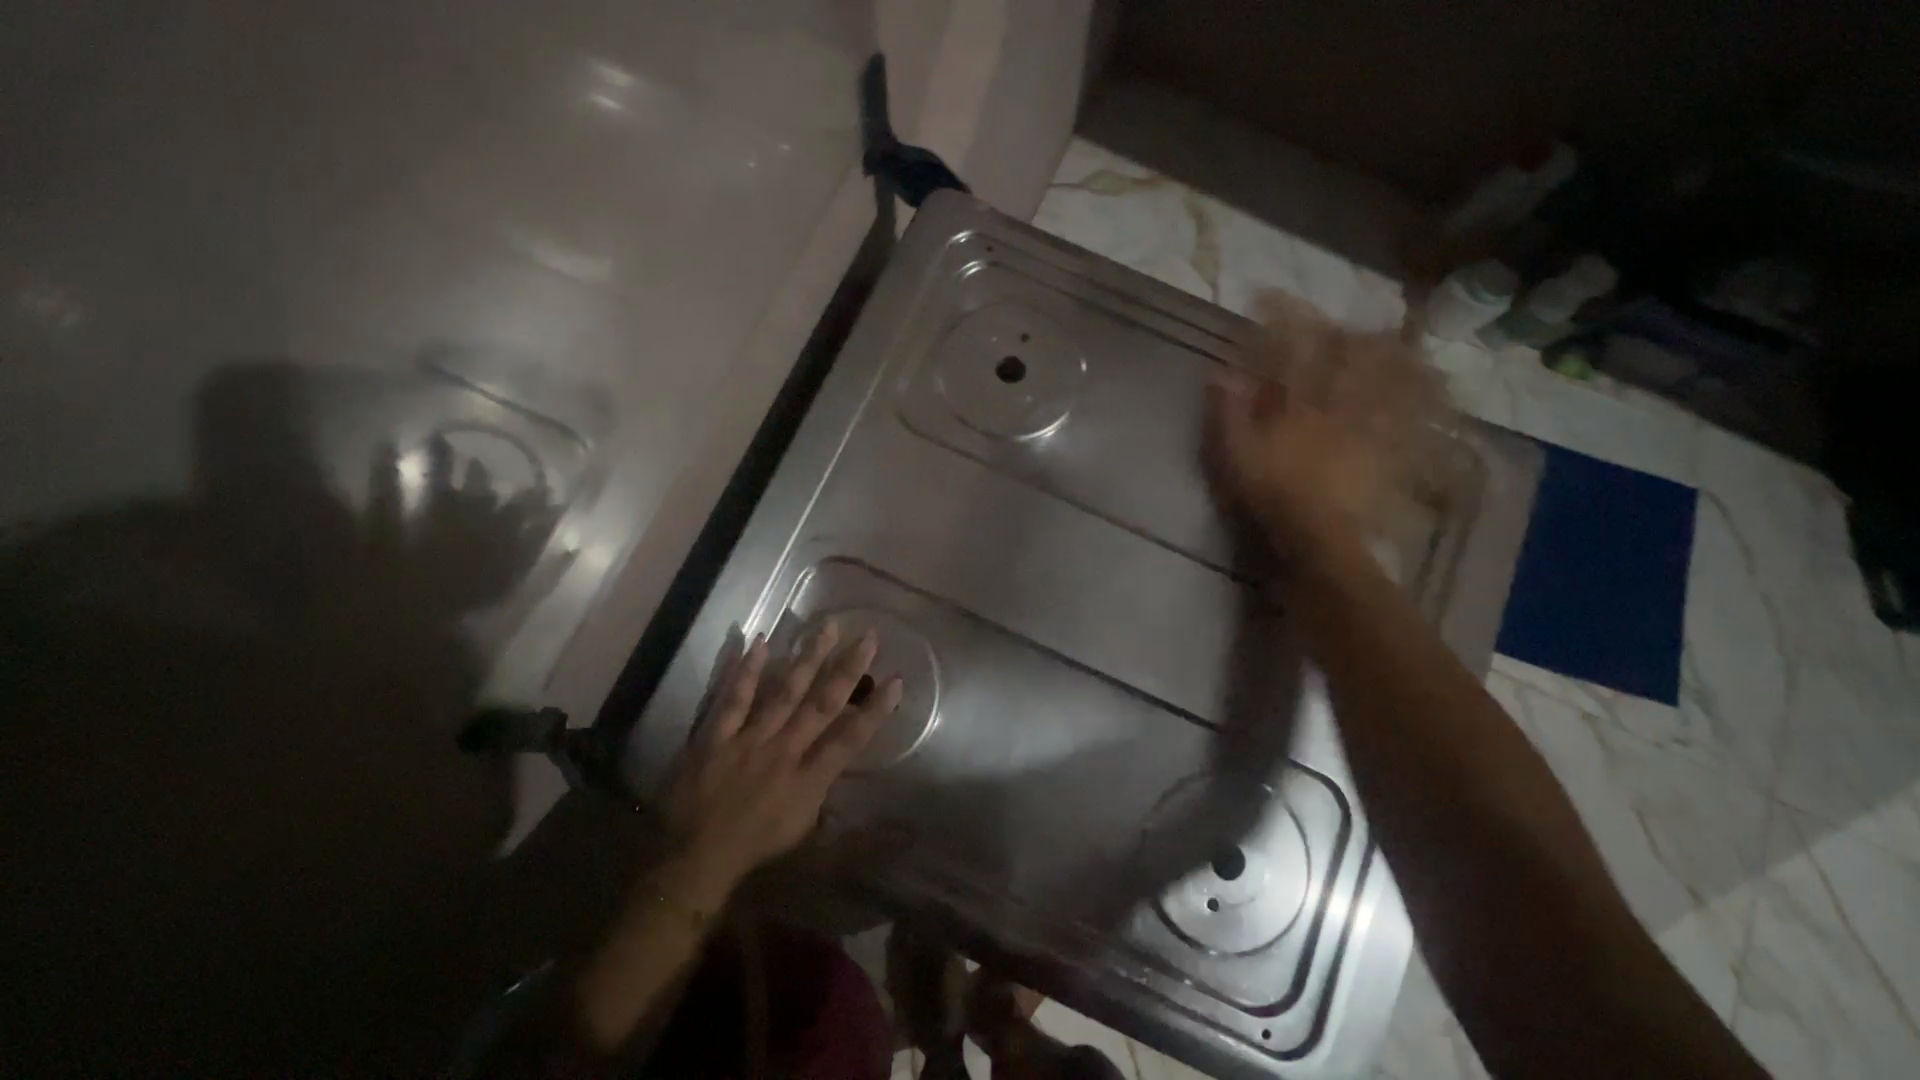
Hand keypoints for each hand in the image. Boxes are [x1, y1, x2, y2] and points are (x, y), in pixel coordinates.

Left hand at [659, 619, 903, 898]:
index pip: (850, 739)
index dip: (875, 710)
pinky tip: (760, 643)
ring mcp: (748, 740)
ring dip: (806, 658)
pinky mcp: (714, 737)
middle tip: (868, 635)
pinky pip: (732, 699)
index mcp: (809, 780)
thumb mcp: (818, 857)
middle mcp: (784, 751)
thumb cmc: (759, 857)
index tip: (896, 680)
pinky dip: (745, 671)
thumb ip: (863, 842)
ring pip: (782, 692)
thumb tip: (910, 834)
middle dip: (847, 669)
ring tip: (825, 626)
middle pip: (821, 704)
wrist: (695, 862)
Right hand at [1206, 290, 1444, 560]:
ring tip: (1396, 334)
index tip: (1267, 297)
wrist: (1319, 541)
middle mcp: (1340, 404)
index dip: (1282, 318)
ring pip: (1388, 374)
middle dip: (1344, 329)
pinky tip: (1436, 382)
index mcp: (1299, 403)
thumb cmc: (1271, 498)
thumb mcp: (1234, 457)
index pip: (1292, 348)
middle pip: (1348, 353)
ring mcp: (1370, 426)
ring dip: (1392, 350)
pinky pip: (1415, 414)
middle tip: (1341, 318)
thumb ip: (1229, 412)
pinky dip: (1426, 395)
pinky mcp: (1391, 450)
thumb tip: (1219, 370)